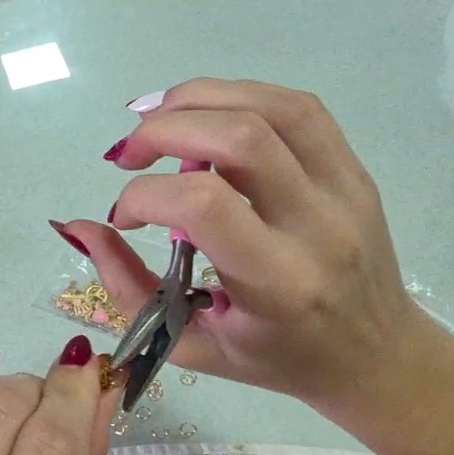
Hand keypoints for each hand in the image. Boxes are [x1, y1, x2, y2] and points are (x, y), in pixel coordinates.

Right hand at [53, 79, 453, 428]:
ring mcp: (345, 192)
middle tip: (127, 155)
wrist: (378, 358)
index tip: (123, 218)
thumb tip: (75, 227)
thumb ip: (125, 285)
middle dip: (161, 131)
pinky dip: (236, 96)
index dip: (142, 196)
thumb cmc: (275, 359)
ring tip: (155, 120)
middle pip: (238, 137)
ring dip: (196, 100)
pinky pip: (297, 108)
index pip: (202, 204)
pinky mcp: (355, 171)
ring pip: (270, 107)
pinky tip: (201, 114)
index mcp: (278, 282)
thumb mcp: (188, 344)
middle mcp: (318, 228)